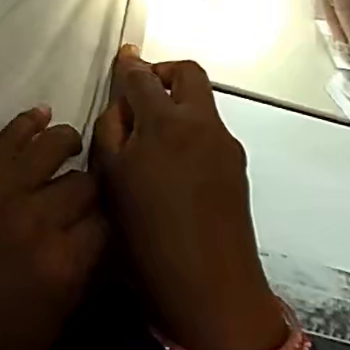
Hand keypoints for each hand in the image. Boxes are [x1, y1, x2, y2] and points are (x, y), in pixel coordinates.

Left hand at [0, 107, 107, 349]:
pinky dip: (28, 122)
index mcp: (63, 268)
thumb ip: (78, 286)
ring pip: (55, 146)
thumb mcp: (45, 337)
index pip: (110, 223)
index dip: (114, 222)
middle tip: (90, 197)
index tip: (111, 225)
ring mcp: (4, 192)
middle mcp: (40, 221)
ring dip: (70, 145)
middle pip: (88, 183)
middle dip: (95, 190)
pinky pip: (8, 137)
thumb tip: (97, 252)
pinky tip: (43, 116)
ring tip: (74, 148)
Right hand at [93, 48, 286, 349]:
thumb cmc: (148, 241)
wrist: (211, 290)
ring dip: (177, 102)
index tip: (123, 58)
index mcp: (166, 124)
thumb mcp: (113, 182)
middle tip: (140, 92)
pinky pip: (209, 129)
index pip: (144, 78)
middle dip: (163, 73)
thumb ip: (112, 132)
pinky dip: (189, 128)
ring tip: (151, 134)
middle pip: (188, 72)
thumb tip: (122, 106)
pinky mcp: (237, 165)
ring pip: (201, 101)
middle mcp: (202, 123)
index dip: (130, 66)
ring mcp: (225, 143)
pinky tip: (172, 163)